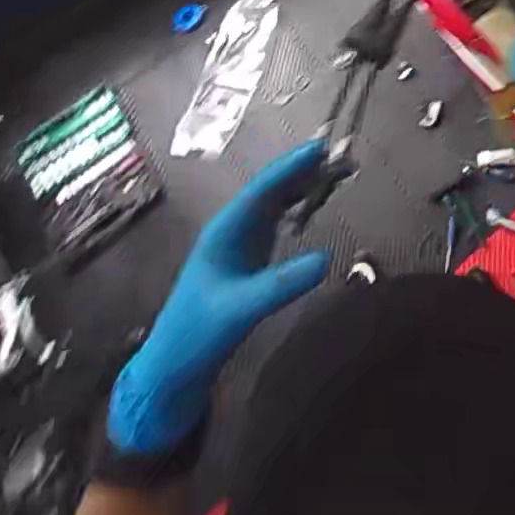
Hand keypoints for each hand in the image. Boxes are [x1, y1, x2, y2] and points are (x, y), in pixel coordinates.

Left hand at [107, 141, 330, 454]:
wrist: (175, 366)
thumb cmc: (198, 333)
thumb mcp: (241, 310)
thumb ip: (281, 284)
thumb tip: (326, 258)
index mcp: (225, 230)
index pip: (262, 189)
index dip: (291, 166)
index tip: (320, 148)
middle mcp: (234, 227)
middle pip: (272, 190)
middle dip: (303, 171)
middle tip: (339, 156)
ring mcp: (242, 241)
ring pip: (277, 203)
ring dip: (303, 187)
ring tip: (335, 172)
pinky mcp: (251, 257)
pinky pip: (278, 221)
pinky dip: (299, 209)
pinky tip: (315, 205)